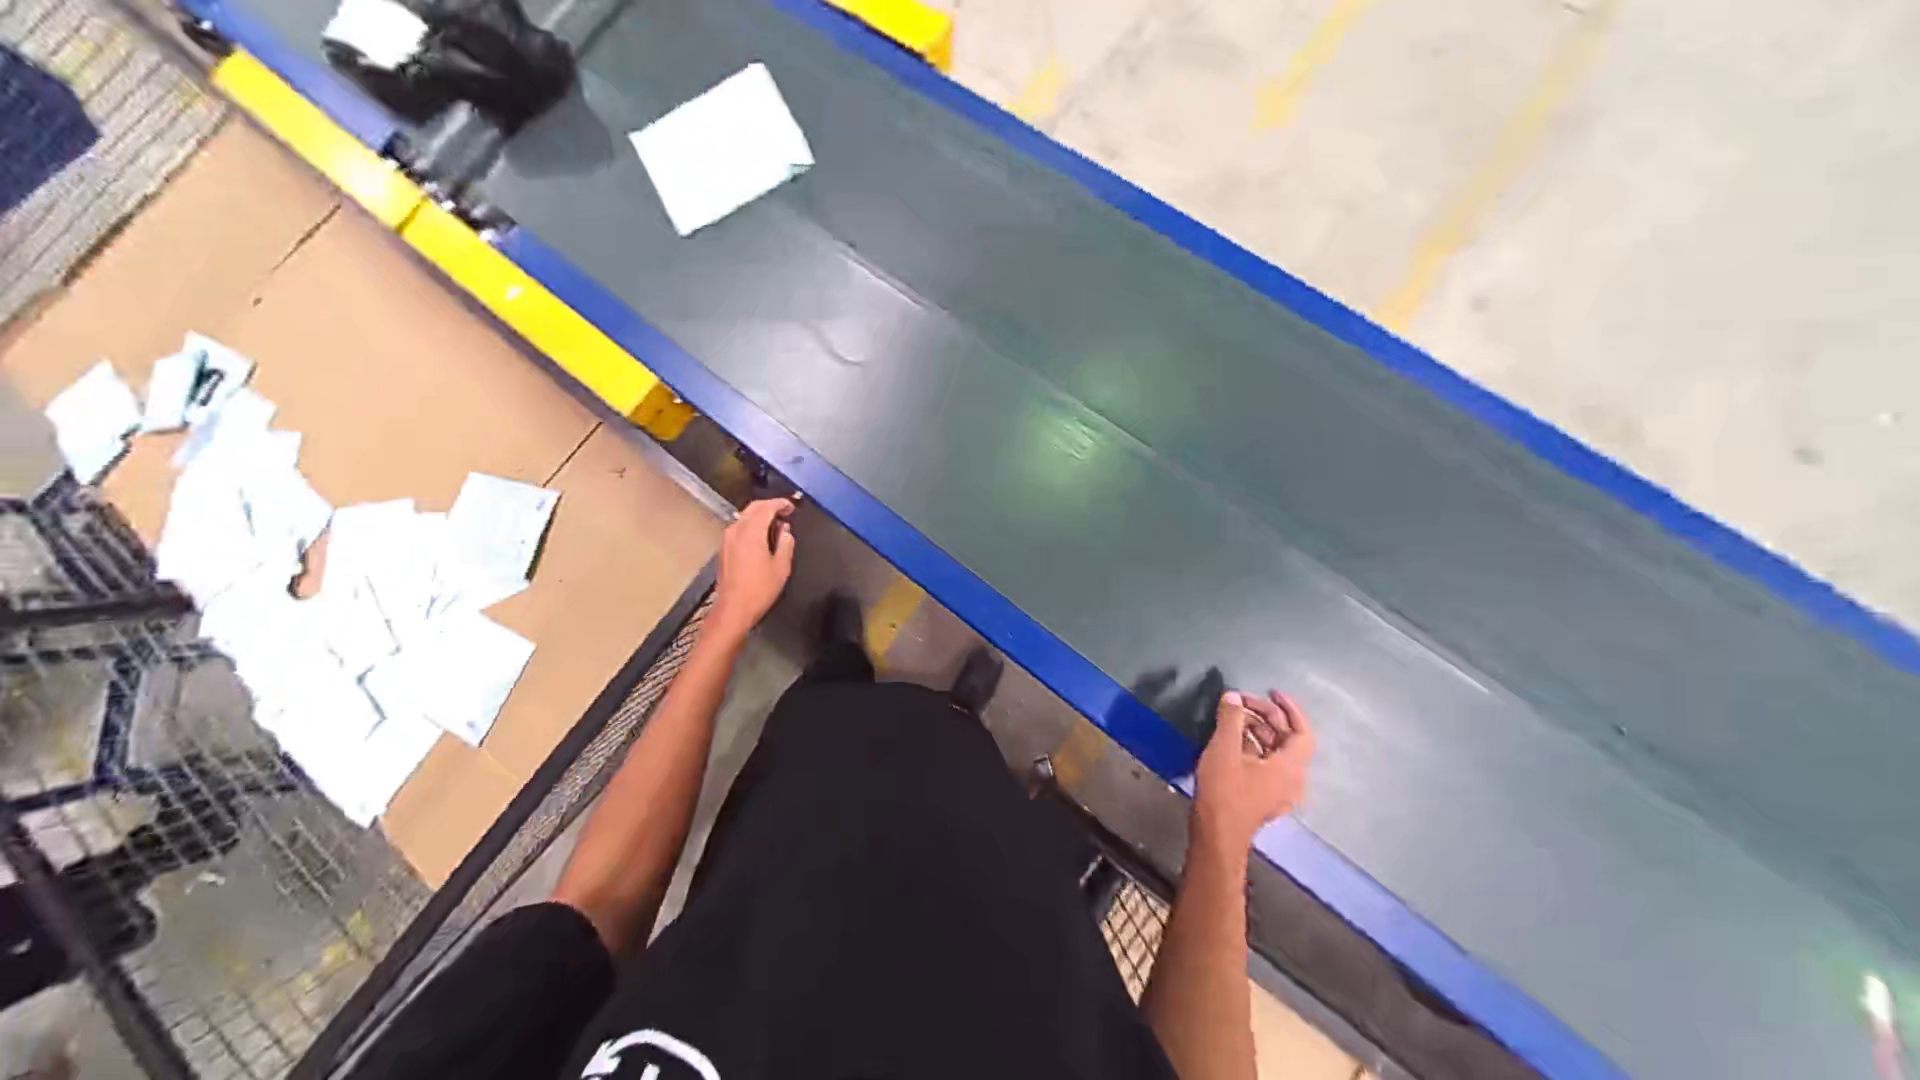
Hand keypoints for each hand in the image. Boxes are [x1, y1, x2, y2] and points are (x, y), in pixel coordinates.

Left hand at [708, 498, 795, 639]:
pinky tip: (762, 537)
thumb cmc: (760, 589)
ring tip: (776, 525)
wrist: (733, 608)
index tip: (791, 506)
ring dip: (760, 516)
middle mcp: (736, 530)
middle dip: (770, 506)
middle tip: (785, 512)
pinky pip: (739, 528)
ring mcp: (727, 539)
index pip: (766, 507)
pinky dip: (752, 525)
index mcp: (751, 532)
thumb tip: (785, 531)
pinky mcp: (724, 548)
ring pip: (744, 517)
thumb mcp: (782, 566)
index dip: (780, 503)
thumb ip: (786, 543)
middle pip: (753, 508)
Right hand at [1192, 690, 1314, 849]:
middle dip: (1265, 716)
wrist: (1216, 834)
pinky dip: (1252, 747)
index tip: (1272, 692)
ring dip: (1255, 731)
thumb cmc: (1224, 791)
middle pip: (1286, 740)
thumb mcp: (1224, 749)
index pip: (1302, 731)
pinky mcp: (1262, 797)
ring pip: (1273, 752)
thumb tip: (1233, 697)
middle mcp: (1291, 779)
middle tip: (1240, 702)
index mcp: (1290, 767)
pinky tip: (1230, 740)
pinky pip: (1264, 765)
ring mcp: (1278, 791)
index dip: (1289, 708)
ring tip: (1231, 717)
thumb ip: (1231, 719)